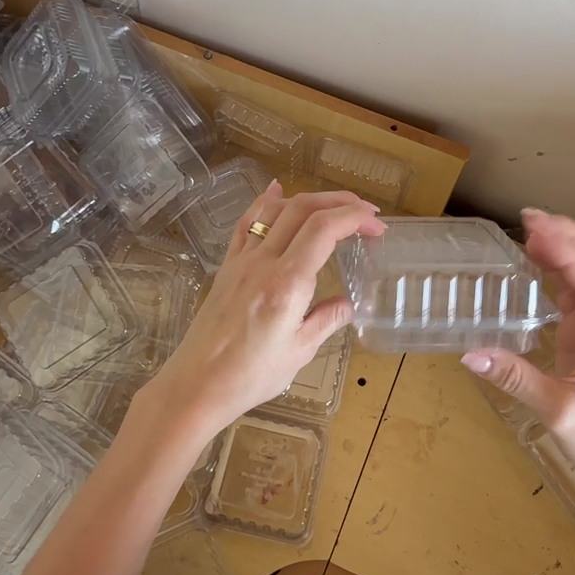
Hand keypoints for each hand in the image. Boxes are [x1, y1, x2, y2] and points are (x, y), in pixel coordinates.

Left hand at [139, 183, 384, 435]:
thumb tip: (349, 303)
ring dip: (309, 199)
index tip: (377, 226)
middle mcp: (263, 262)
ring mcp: (241, 260)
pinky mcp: (227, 267)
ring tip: (333, 206)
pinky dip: (265, 201)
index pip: (324, 229)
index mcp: (287, 283)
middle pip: (303, 209)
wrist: (196, 384)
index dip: (355, 217)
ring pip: (275, 209)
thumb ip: (327, 319)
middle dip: (339, 201)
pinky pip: (246, 222)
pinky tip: (276, 190)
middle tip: (365, 212)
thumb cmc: (250, 376)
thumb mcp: (300, 351)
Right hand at [461, 209, 574, 488]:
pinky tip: (539, 261)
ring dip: (568, 248)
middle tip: (531, 217)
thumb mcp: (556, 413)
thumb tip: (470, 355)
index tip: (535, 229)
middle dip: (571, 236)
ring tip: (532, 229)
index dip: (567, 252)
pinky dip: (562, 271)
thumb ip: (516, 380)